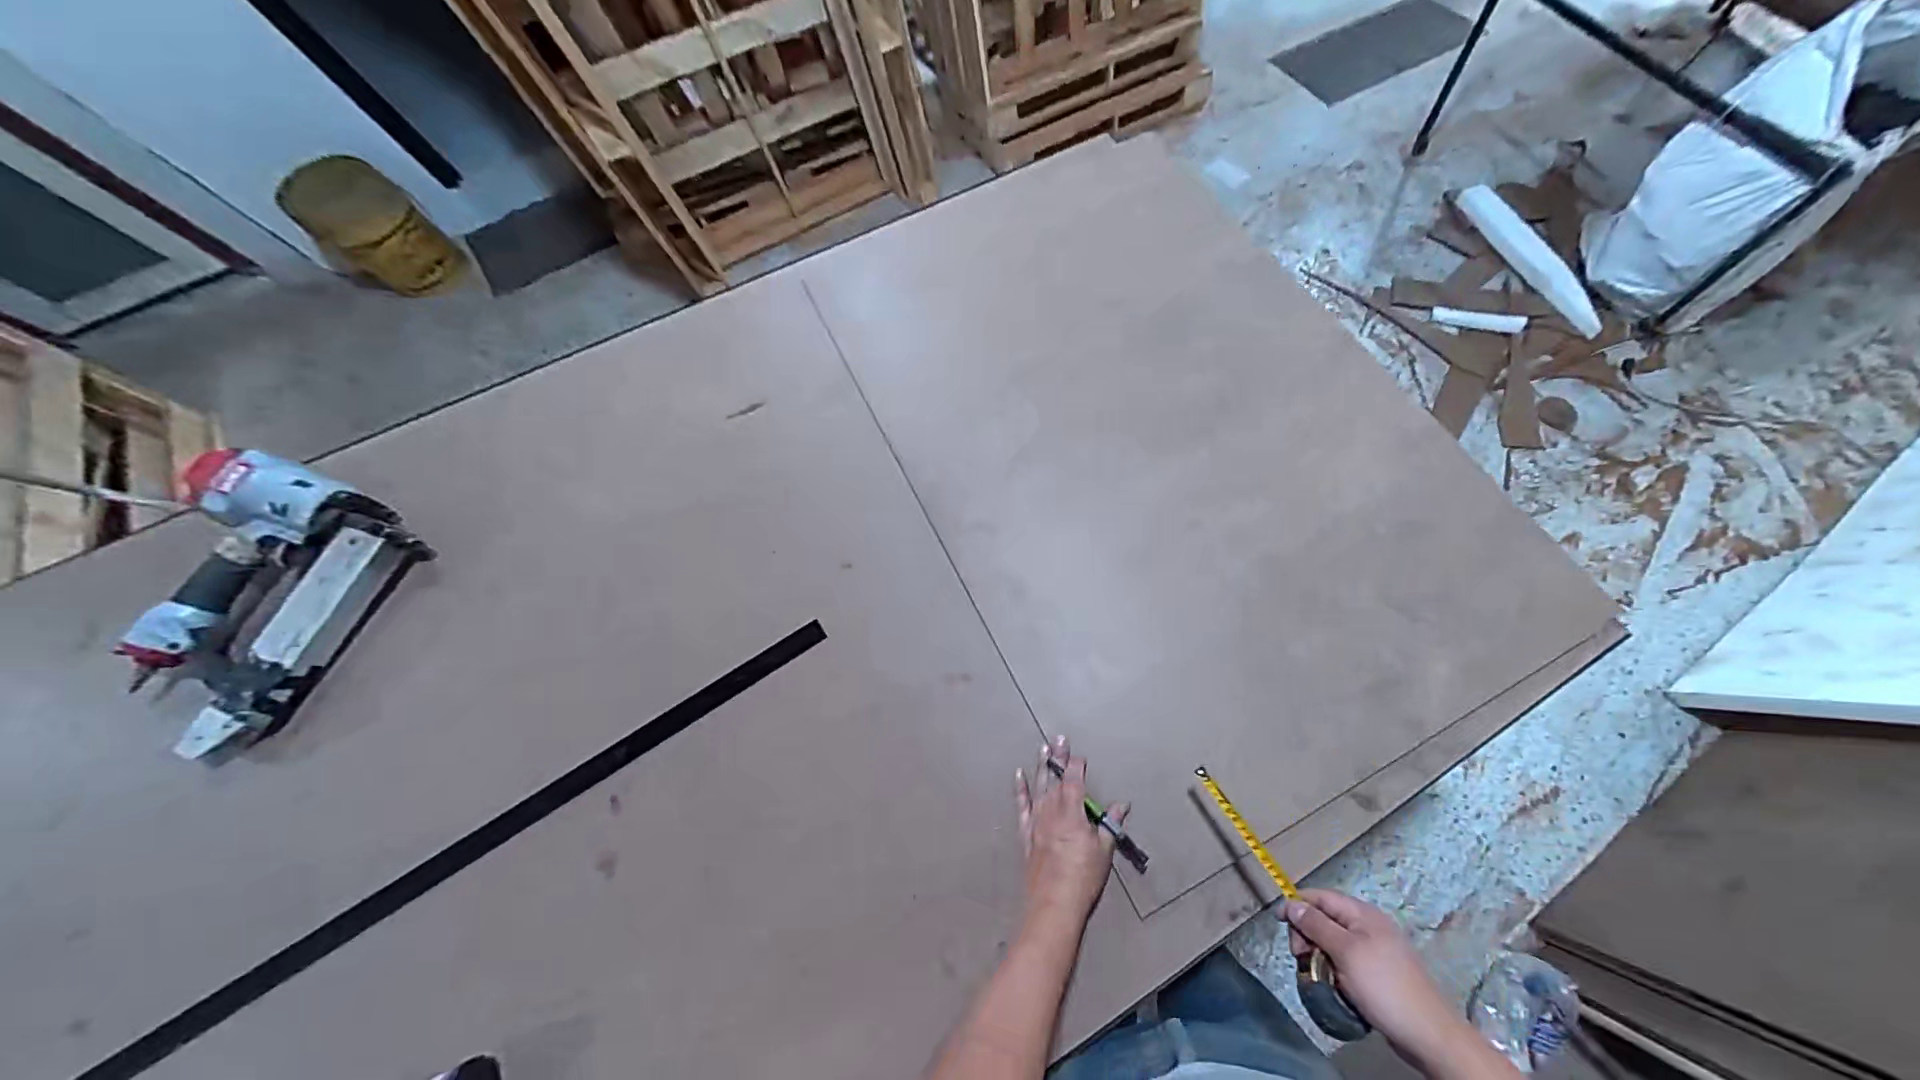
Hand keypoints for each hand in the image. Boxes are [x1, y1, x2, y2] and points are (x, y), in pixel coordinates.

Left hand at [1014, 736, 1126, 923]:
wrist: (1054, 902)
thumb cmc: (1083, 877)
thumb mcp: (1104, 850)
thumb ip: (1110, 824)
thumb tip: (1121, 806)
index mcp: (1072, 812)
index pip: (1075, 781)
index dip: (1077, 766)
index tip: (1080, 755)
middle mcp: (1052, 811)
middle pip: (1056, 778)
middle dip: (1058, 758)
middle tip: (1059, 739)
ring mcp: (1036, 820)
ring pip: (1039, 786)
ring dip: (1041, 766)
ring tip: (1043, 748)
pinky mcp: (1027, 832)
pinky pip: (1022, 805)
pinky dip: (1020, 789)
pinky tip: (1019, 775)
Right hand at [1285, 890, 1474, 1065]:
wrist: (1429, 1036)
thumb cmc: (1384, 987)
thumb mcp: (1345, 952)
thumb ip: (1316, 925)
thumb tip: (1292, 903)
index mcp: (1362, 914)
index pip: (1319, 896)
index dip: (1296, 905)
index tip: (1279, 923)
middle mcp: (1368, 926)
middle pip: (1323, 919)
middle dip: (1307, 936)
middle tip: (1302, 958)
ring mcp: (1374, 951)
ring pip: (1332, 944)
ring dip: (1320, 957)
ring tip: (1321, 978)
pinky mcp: (1377, 974)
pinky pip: (1345, 963)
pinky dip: (1335, 971)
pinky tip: (1336, 987)